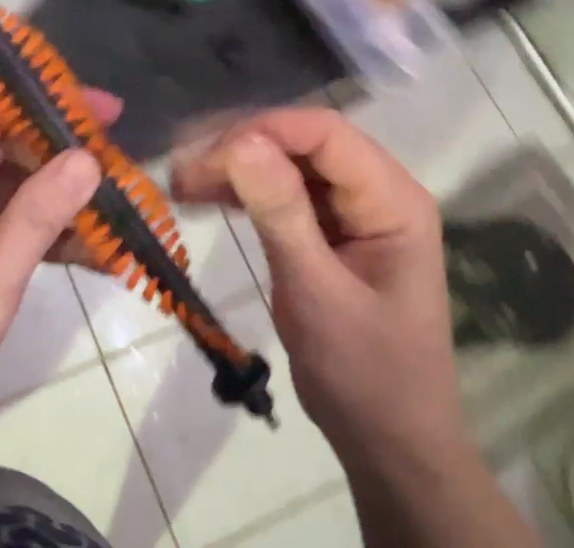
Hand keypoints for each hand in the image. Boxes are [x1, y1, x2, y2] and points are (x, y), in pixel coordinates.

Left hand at [0, 93, 116, 443]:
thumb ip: (36, 216)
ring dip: (61, 199)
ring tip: (125, 210)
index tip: (109, 111)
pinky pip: (4, 224)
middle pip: (4, 146)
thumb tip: (88, 158)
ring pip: (10, 187)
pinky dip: (44, 233)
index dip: (49, 103)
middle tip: (127, 167)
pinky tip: (97, 251)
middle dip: (64, 155)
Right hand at [171, 107, 464, 457]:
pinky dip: (243, 193)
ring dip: (234, 168)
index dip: (260, 132)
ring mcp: (354, 212)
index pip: (323, 133)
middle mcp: (377, 193)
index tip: (202, 160)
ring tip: (181, 186)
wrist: (389, 441)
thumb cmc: (364, 373)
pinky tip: (204, 200)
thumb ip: (281, 213)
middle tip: (180, 174)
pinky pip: (284, 194)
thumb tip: (239, 143)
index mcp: (393, 201)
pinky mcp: (331, 232)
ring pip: (288, 164)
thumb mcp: (316, 292)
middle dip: (239, 148)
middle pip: (302, 142)